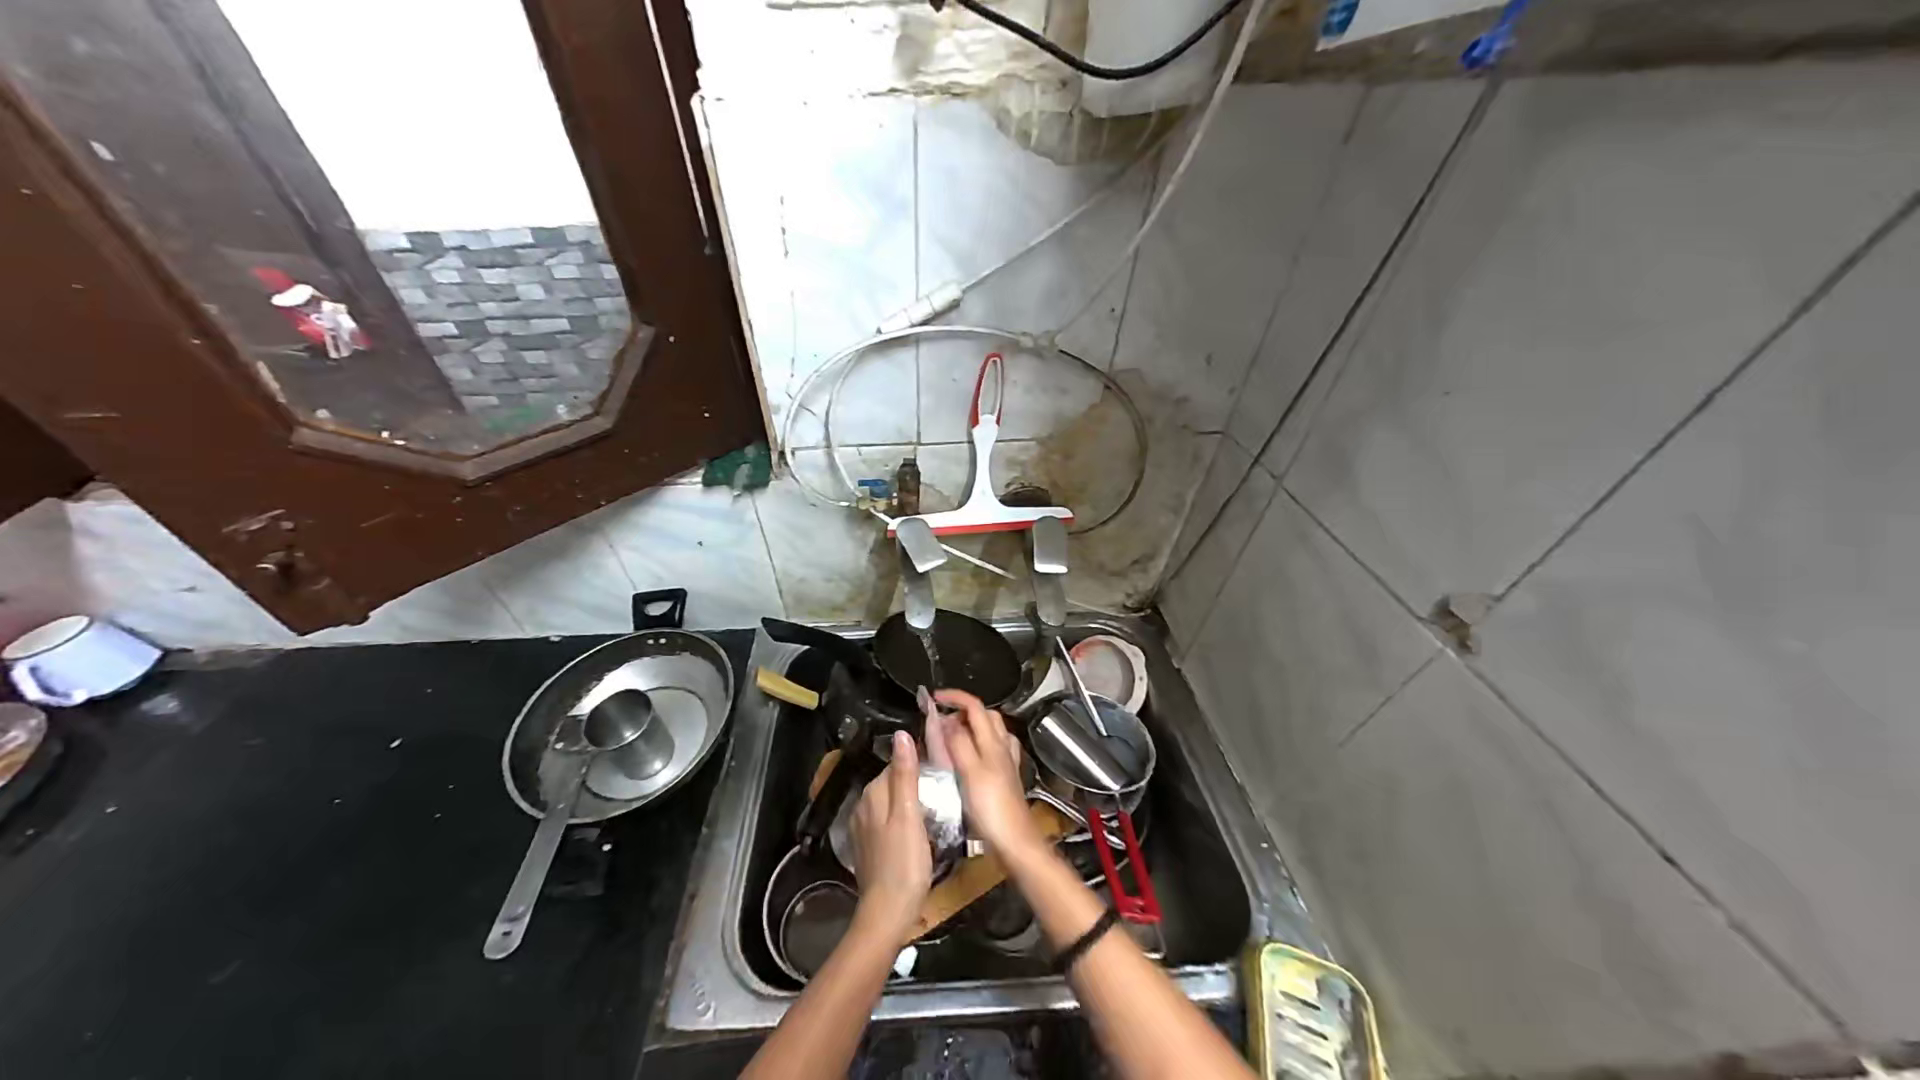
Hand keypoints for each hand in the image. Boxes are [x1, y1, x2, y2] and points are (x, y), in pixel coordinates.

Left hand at [850, 731, 931, 944]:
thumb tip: (902, 734)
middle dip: (914, 783)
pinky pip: (888, 821)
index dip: (919, 765)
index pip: (896, 764)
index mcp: (873, 794)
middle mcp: (863, 806)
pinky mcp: (869, 846)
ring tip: (936, 810)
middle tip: (943, 791)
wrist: (888, 911)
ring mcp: (864, 828)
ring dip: (910, 802)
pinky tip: (918, 831)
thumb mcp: (910, 814)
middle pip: (893, 782)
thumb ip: (906, 774)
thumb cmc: (904, 862)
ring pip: (891, 802)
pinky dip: (903, 820)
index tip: (941, 771)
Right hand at [933, 689, 1040, 859]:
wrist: (1016, 842)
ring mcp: (1006, 762)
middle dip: (962, 711)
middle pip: (984, 715)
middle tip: (940, 720)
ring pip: (990, 732)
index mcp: (993, 742)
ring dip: (970, 727)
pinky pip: (993, 750)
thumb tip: (946, 720)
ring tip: (950, 737)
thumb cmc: (992, 808)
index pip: (975, 706)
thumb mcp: (969, 772)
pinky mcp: (1006, 777)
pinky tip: (969, 758)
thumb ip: (958, 744)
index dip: (955, 697)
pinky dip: (979, 746)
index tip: (934, 698)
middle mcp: (1002, 747)